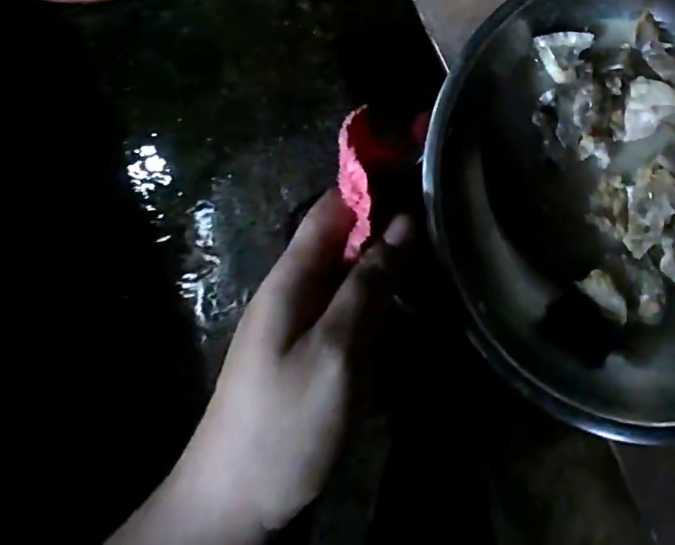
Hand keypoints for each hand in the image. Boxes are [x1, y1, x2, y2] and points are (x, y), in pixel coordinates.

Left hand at [111, 190, 412, 544]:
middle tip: (440, 229)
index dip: (368, 185)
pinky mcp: (309, 356)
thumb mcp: (336, 348)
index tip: (415, 172)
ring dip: (387, 273)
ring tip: (433, 268)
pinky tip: (405, 321)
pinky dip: (377, 311)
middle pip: (345, 242)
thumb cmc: (286, 419)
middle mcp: (294, 289)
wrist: (234, 502)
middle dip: (387, 230)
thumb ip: (368, 284)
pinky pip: (349, 316)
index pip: (331, 208)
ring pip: (350, 279)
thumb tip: (402, 223)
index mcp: (292, 275)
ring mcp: (299, 324)